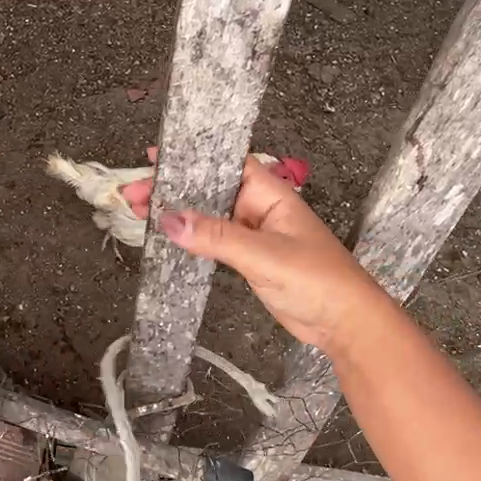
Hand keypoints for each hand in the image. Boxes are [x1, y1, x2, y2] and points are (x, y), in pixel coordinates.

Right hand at [122, 151, 391, 353]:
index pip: (225, 163)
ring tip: (139, 212)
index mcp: (269, 193)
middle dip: (172, 188)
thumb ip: (217, 237)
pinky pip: (213, 240)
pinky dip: (189, 237)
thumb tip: (169, 220)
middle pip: (209, 188)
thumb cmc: (318, 280)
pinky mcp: (249, 259)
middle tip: (133, 193)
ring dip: (177, 212)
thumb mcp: (264, 255)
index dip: (191, 156)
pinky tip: (167, 238)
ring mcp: (253, 234)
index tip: (155, 156)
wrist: (346, 324)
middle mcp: (259, 207)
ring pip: (207, 215)